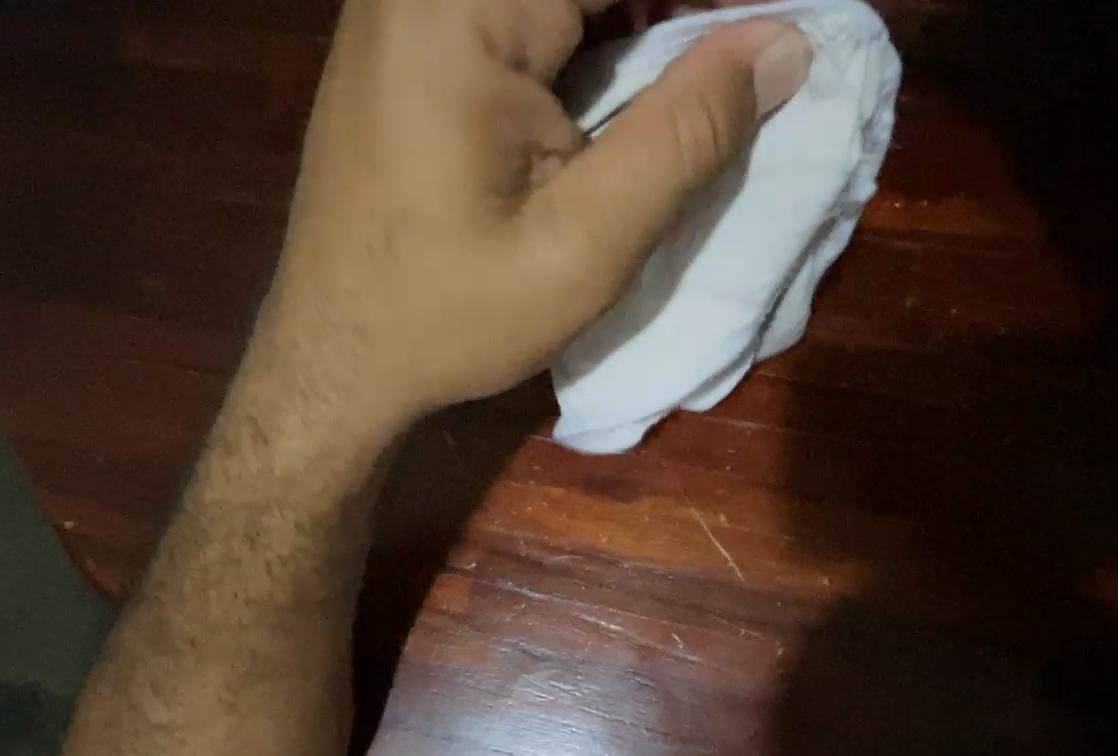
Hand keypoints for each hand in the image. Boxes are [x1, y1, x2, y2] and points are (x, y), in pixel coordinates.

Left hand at [248, 0, 811, 433]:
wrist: (333, 360)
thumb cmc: (447, 320)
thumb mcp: (580, 249)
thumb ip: (685, 137)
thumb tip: (783, 44)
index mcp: (456, 9)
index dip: (708, 7)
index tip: (771, 40)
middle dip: (671, 18)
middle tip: (742, 65)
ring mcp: (405, 9)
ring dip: (634, 26)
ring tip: (702, 73)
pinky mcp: (407, 43)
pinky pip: (517, 19)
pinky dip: (587, 41)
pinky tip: (628, 83)